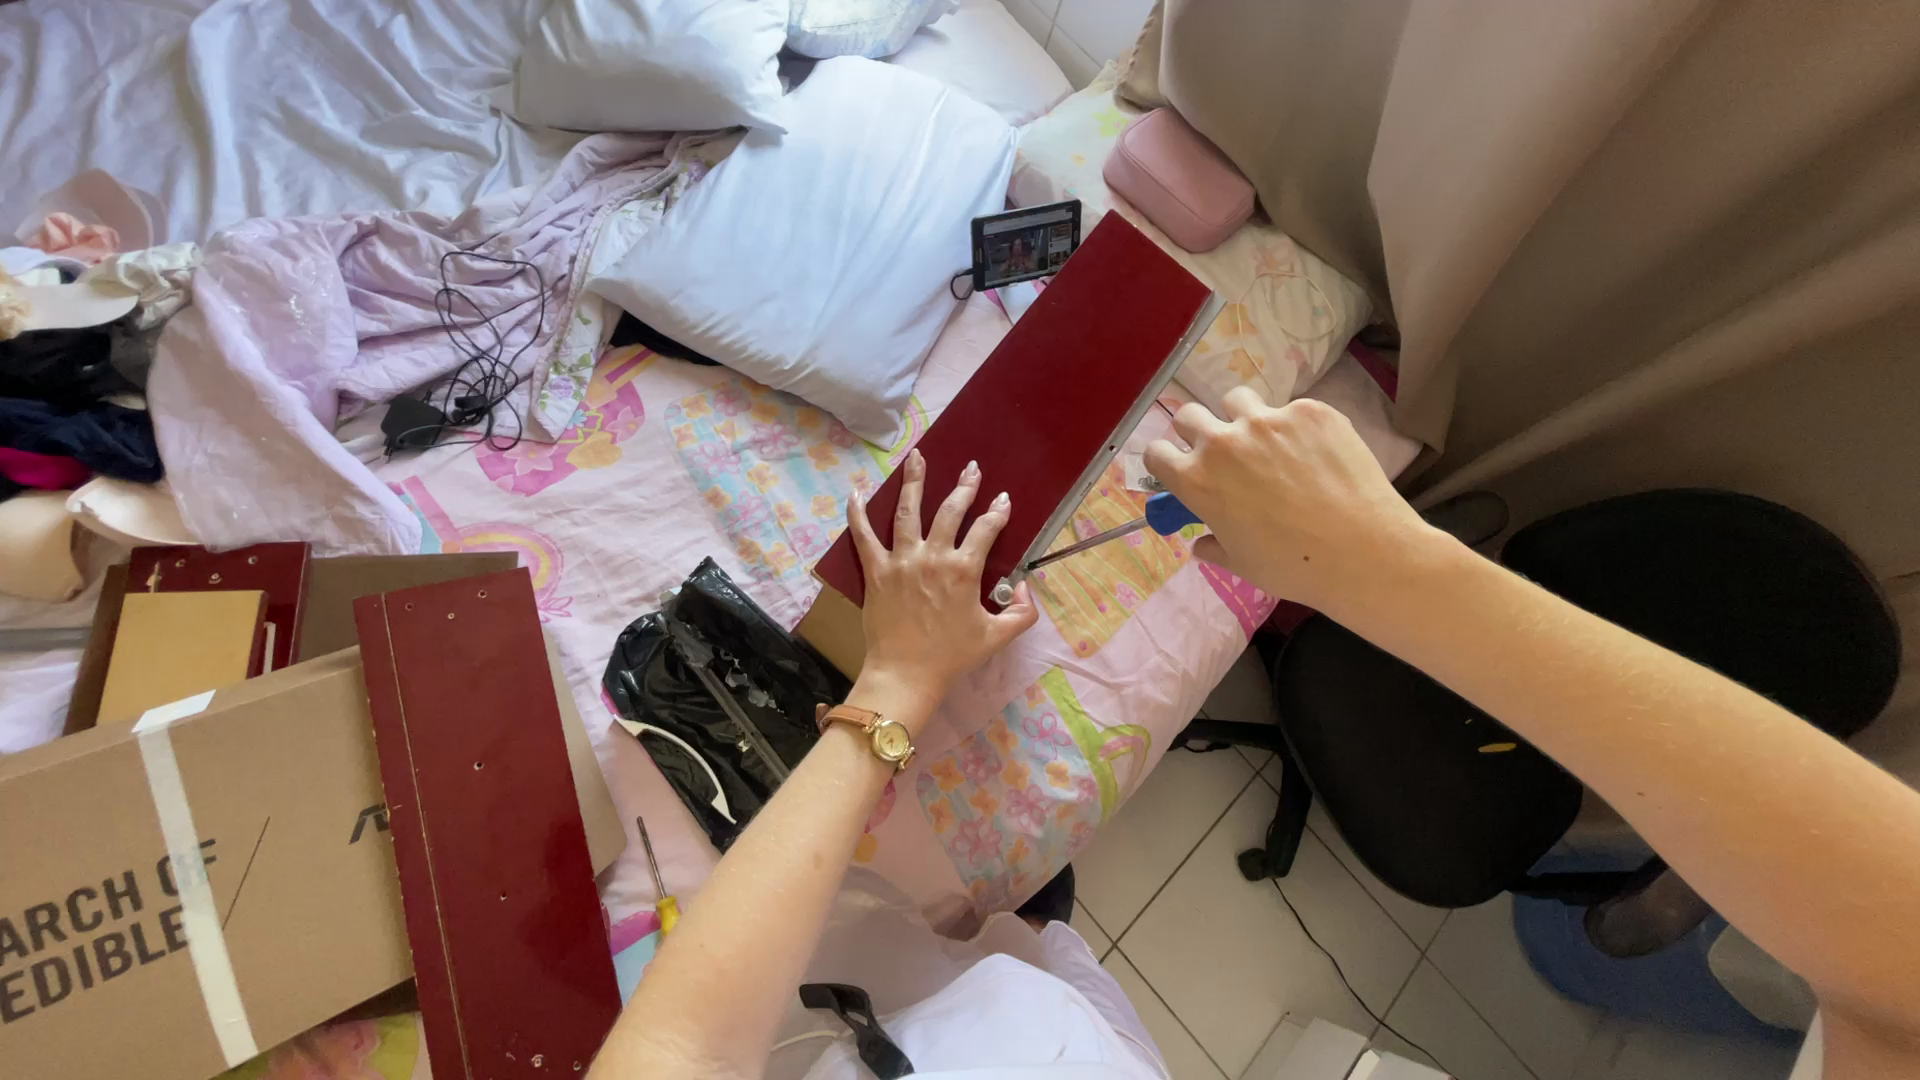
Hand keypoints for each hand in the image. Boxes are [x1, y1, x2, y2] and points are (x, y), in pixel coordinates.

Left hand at [844, 449, 1038, 718]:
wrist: (906, 674)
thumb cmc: (952, 657)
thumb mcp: (997, 637)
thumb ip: (1022, 612)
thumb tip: (1026, 587)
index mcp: (963, 570)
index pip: (985, 530)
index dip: (997, 512)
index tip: (1003, 500)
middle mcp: (933, 557)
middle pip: (950, 511)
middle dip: (964, 487)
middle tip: (971, 469)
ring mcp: (901, 561)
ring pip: (908, 512)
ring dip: (914, 482)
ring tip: (917, 457)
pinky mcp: (876, 571)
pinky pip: (863, 537)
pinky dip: (858, 514)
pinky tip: (856, 493)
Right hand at [1144, 388, 1440, 611]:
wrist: (1364, 551)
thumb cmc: (1292, 566)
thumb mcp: (1240, 564)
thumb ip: (1213, 546)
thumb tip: (1203, 543)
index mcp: (1196, 480)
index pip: (1156, 451)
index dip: (1165, 460)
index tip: (1178, 468)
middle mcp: (1223, 442)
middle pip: (1188, 415)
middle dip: (1197, 431)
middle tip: (1220, 452)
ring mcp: (1267, 421)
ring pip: (1237, 400)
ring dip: (1241, 417)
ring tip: (1266, 441)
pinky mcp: (1309, 411)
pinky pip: (1290, 410)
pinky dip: (1294, 427)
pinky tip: (1315, 454)